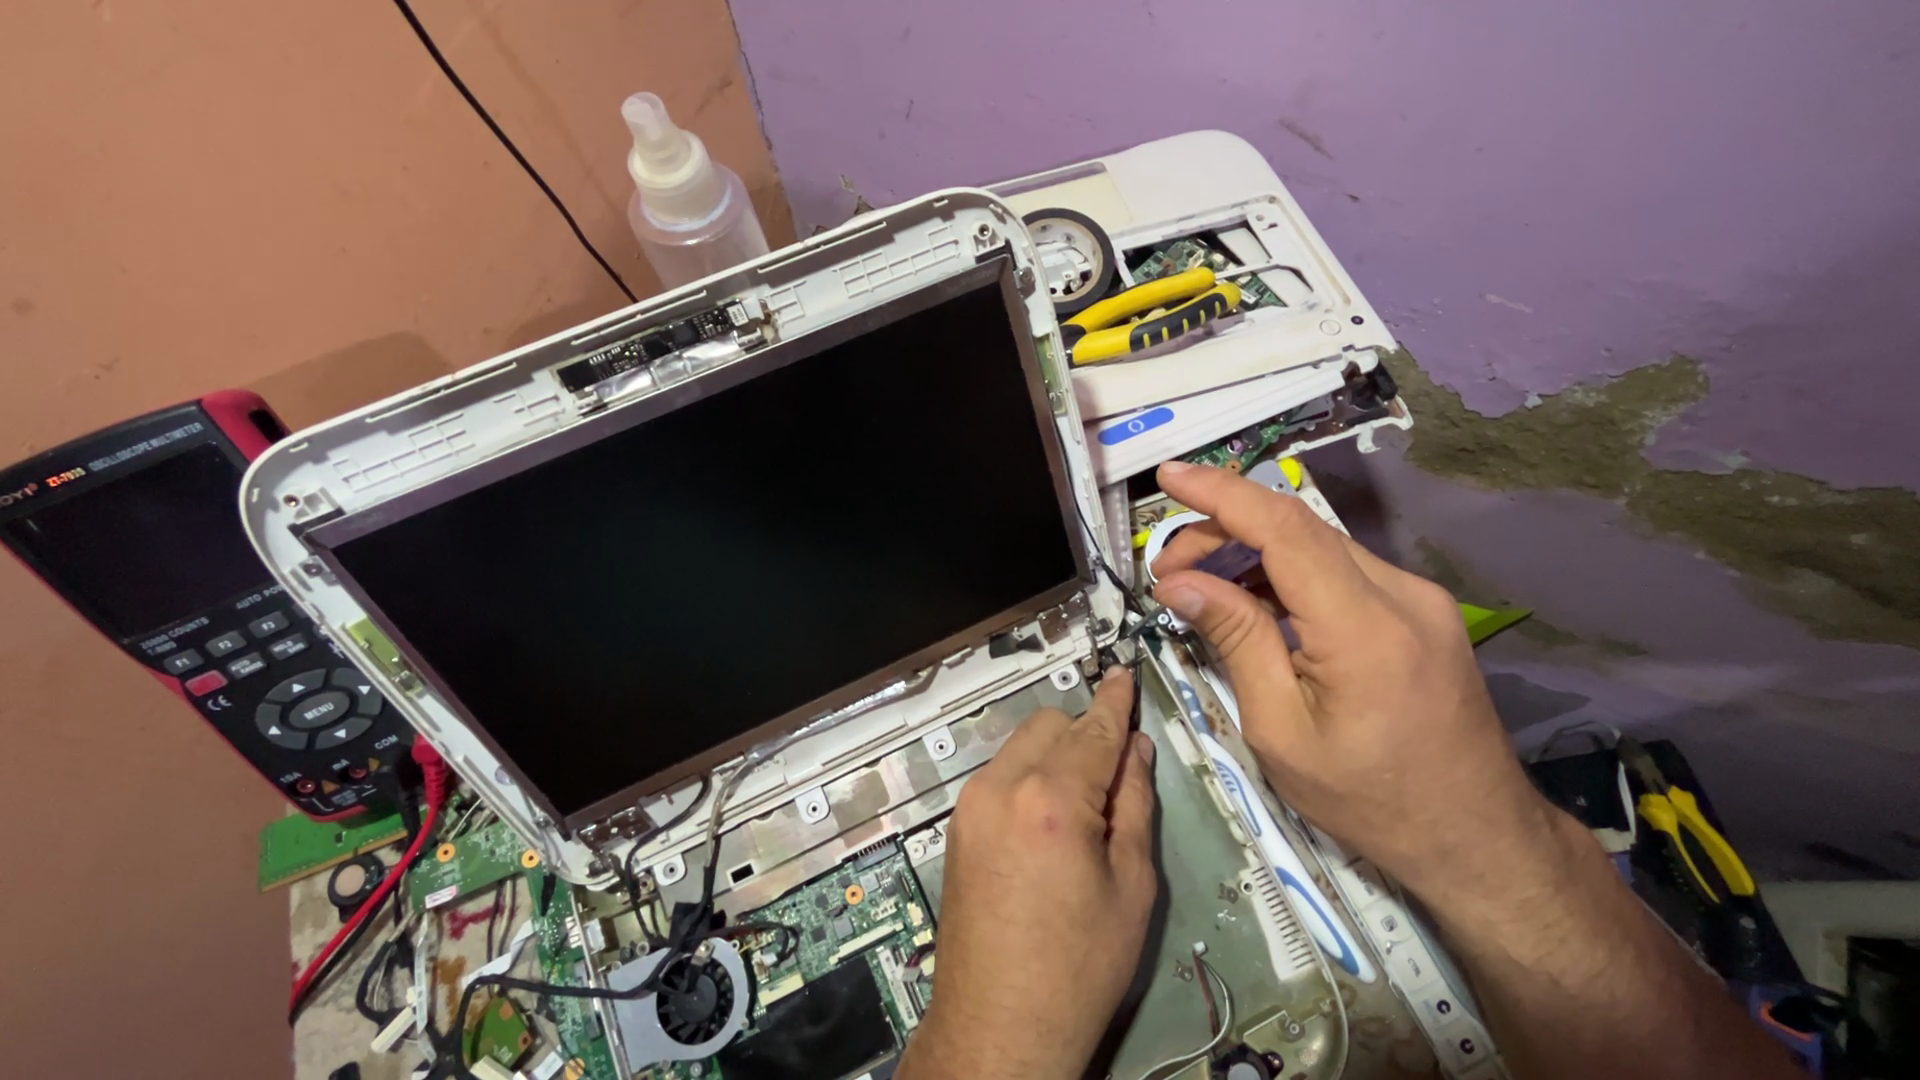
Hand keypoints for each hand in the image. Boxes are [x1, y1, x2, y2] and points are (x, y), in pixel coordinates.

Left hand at [897, 669, 1157, 1079]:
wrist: (998, 1025)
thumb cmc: (1079, 966)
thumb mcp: (1131, 886)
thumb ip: (1134, 804)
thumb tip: (1137, 752)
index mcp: (1051, 798)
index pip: (1094, 730)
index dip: (1116, 702)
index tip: (1124, 675)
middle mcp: (1001, 786)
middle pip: (1050, 723)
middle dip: (1086, 732)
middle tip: (1117, 772)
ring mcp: (971, 804)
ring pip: (1021, 744)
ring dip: (1056, 754)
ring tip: (1085, 806)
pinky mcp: (957, 825)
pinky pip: (1000, 775)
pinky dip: (1031, 776)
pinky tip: (1050, 822)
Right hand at [1148, 462, 1556, 905]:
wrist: (1475, 836)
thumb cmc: (1368, 799)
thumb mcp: (1280, 730)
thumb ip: (1235, 641)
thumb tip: (1181, 584)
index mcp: (1364, 628)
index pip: (1285, 530)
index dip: (1222, 494)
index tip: (1169, 474)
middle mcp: (1400, 595)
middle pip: (1297, 529)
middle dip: (1222, 531)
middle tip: (1168, 571)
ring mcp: (1418, 599)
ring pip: (1318, 546)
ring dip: (1252, 552)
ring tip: (1201, 585)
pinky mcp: (1421, 611)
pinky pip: (1341, 571)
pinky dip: (1287, 574)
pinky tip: (1254, 602)